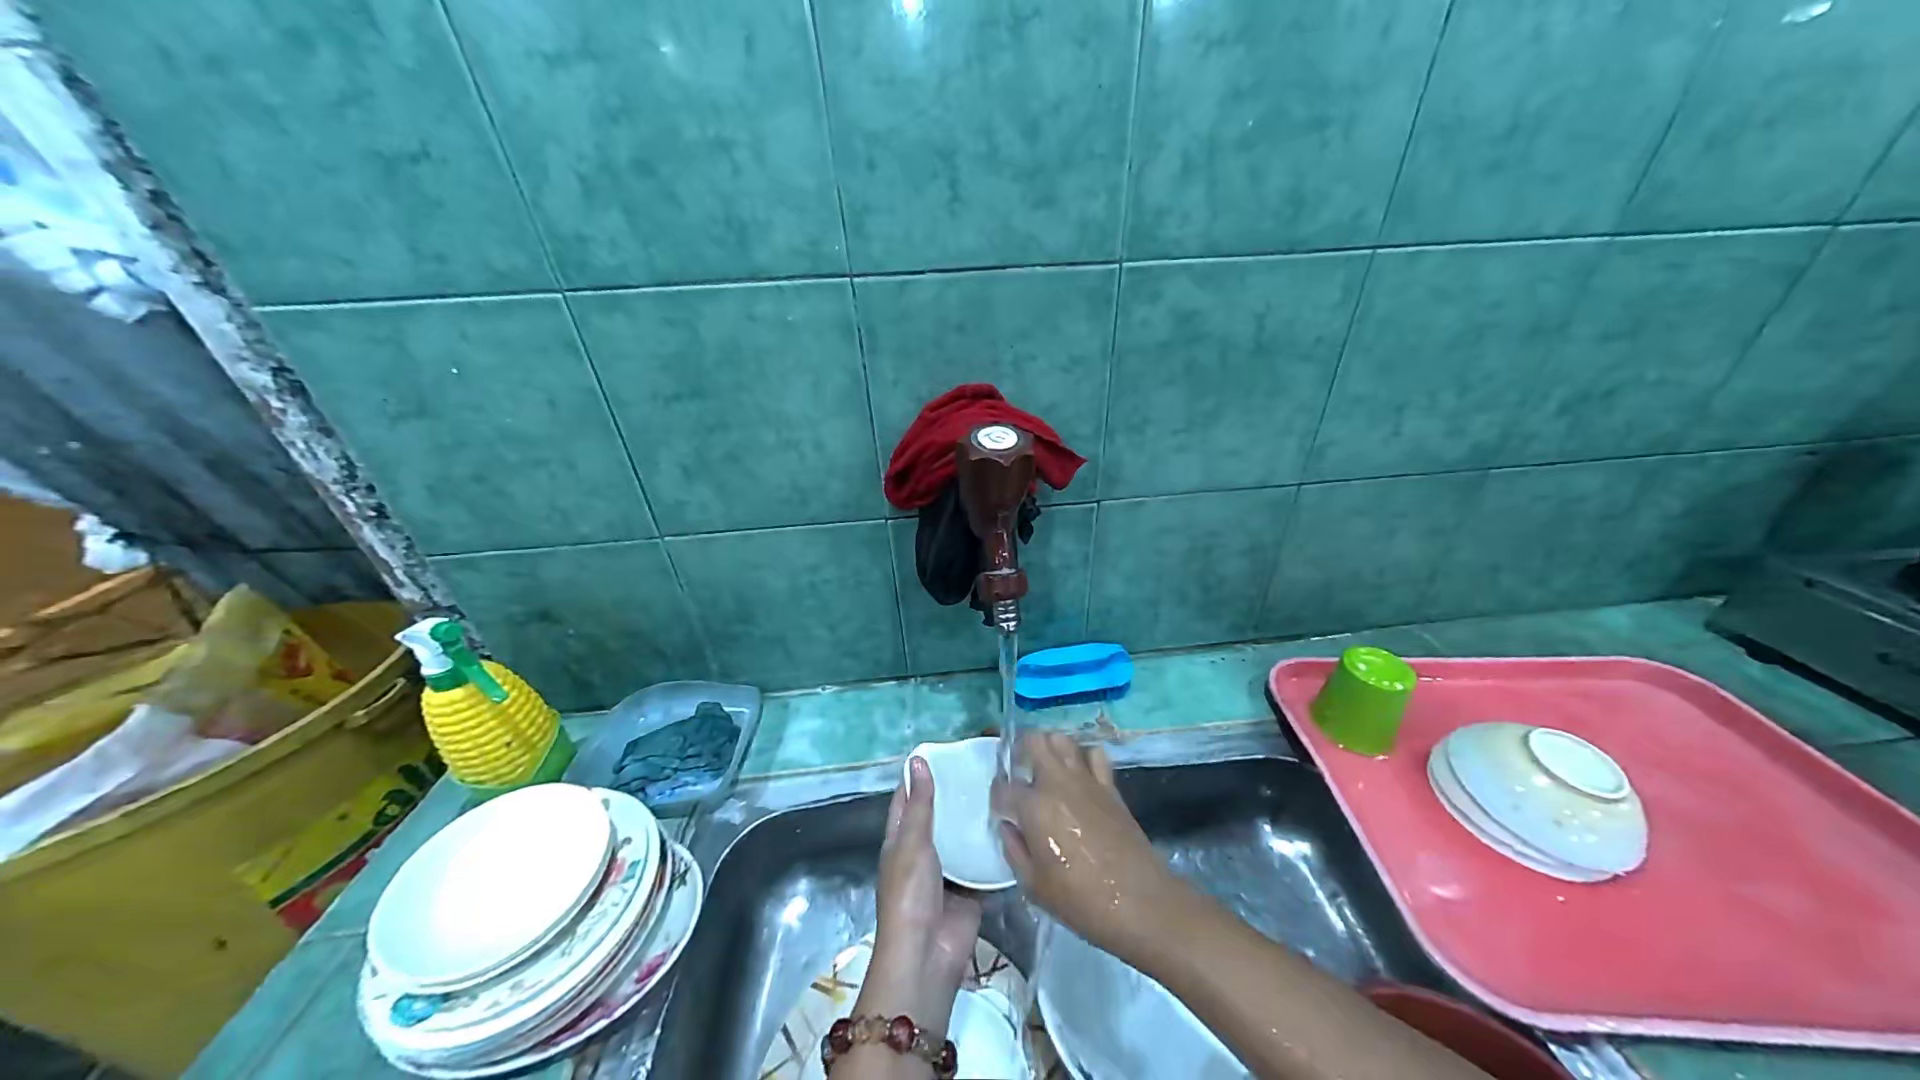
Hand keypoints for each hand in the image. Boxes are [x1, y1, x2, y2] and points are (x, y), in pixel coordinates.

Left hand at [857, 756, 980, 1039]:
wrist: (928, 954)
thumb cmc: (910, 893)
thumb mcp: (912, 842)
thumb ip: (920, 804)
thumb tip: (917, 760)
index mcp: (900, 840)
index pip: (908, 800)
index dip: (920, 776)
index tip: (944, 751)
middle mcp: (924, 853)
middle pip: (939, 818)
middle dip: (956, 796)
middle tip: (984, 766)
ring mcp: (948, 873)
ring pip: (964, 840)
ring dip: (977, 821)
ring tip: (1004, 789)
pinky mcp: (971, 891)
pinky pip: (985, 865)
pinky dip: (996, 851)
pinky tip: (1015, 826)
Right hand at [992, 734, 1188, 965]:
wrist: (1139, 902)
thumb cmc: (1080, 901)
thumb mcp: (1033, 886)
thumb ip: (1014, 850)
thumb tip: (1010, 827)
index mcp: (1034, 808)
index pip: (1003, 788)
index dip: (997, 798)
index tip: (1001, 810)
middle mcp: (1058, 783)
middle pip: (1033, 742)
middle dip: (1020, 751)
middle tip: (1019, 772)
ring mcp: (1087, 780)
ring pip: (1062, 740)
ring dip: (1050, 747)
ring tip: (1045, 767)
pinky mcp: (1110, 786)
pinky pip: (1095, 755)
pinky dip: (1083, 756)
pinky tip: (1079, 773)